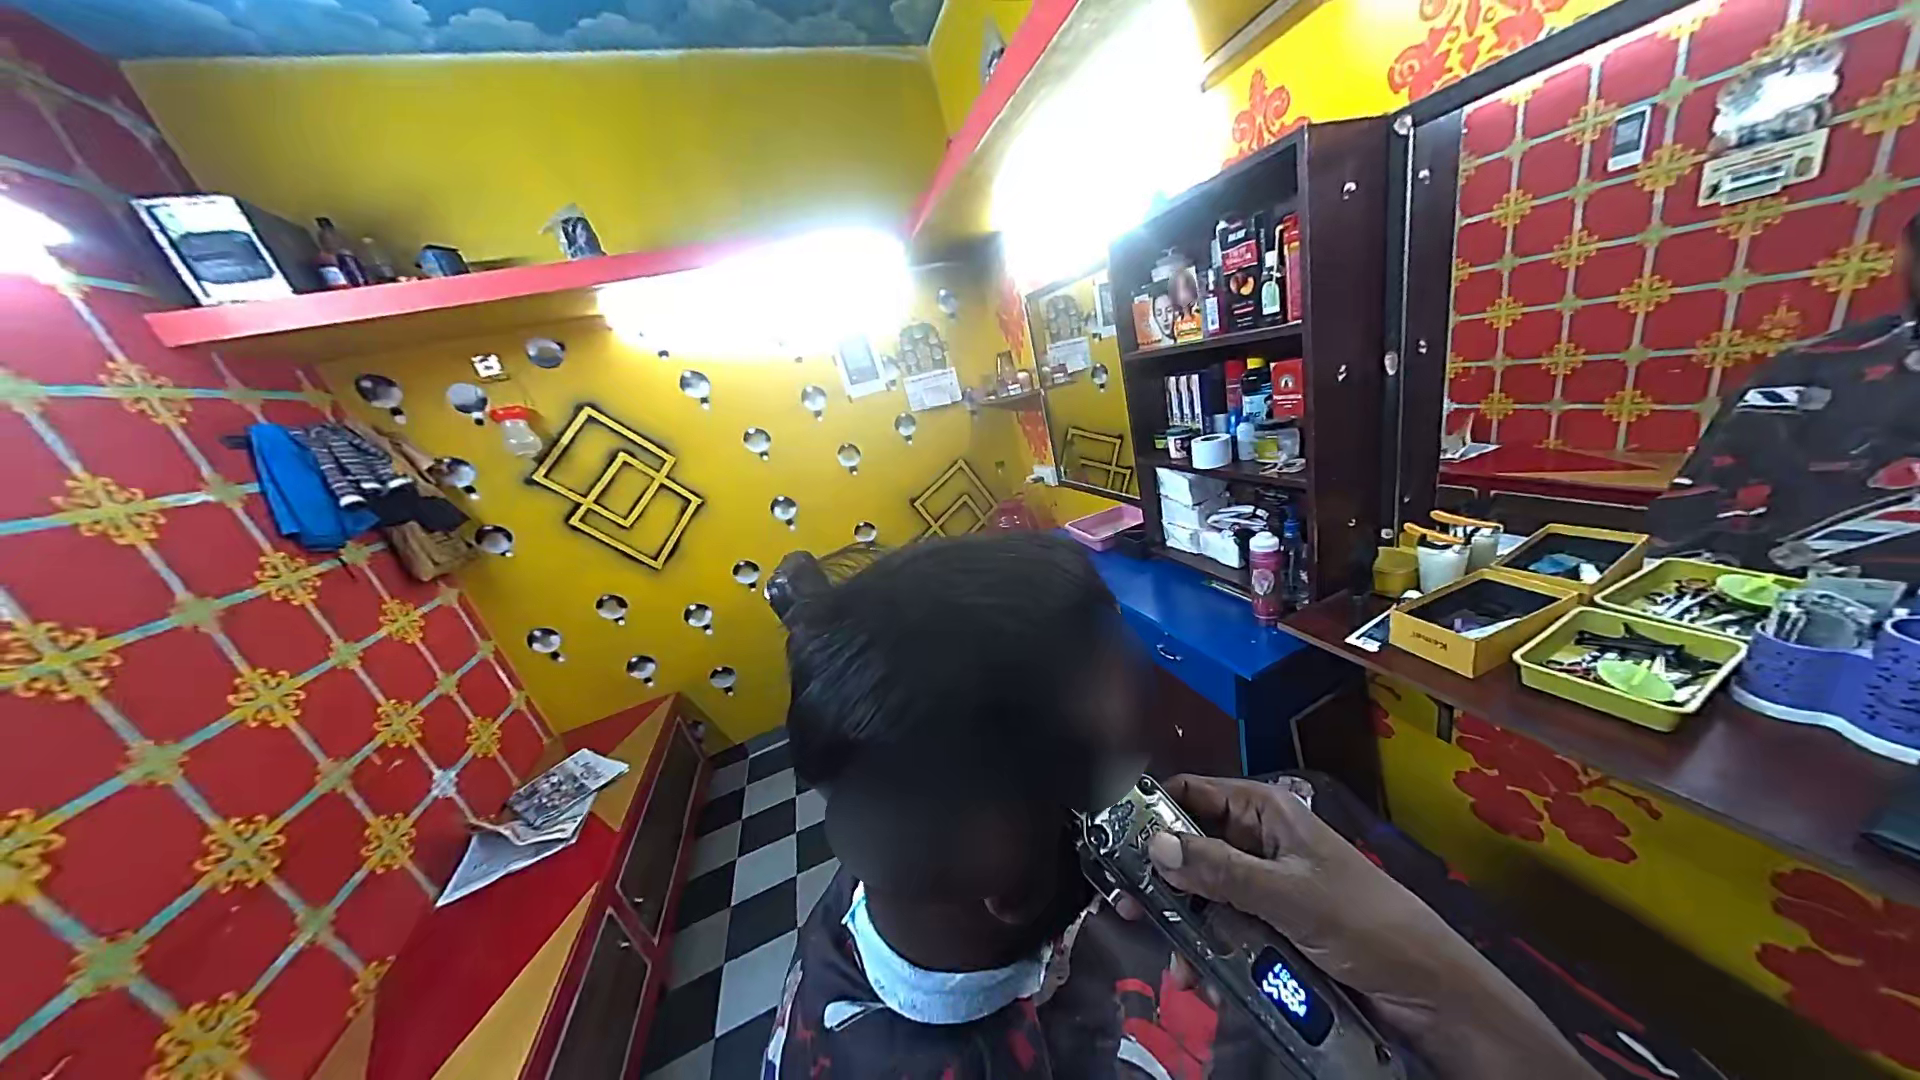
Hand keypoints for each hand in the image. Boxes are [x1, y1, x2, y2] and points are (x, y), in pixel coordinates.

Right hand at [1143, 775, 1600, 1079]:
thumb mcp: (1289, 895)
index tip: (1114, 840)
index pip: (1189, 793)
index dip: (1150, 810)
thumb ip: (1220, 870)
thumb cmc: (1365, 926)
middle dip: (1160, 877)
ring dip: (1183, 923)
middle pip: (1188, 844)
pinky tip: (1200, 977)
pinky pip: (1222, 925)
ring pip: (1201, 891)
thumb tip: (1153, 845)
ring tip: (1173, 961)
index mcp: (1261, 811)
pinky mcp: (1268, 922)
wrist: (1437, 999)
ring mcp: (1261, 883)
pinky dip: (1207, 948)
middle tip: (1126, 904)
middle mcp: (1255, 839)